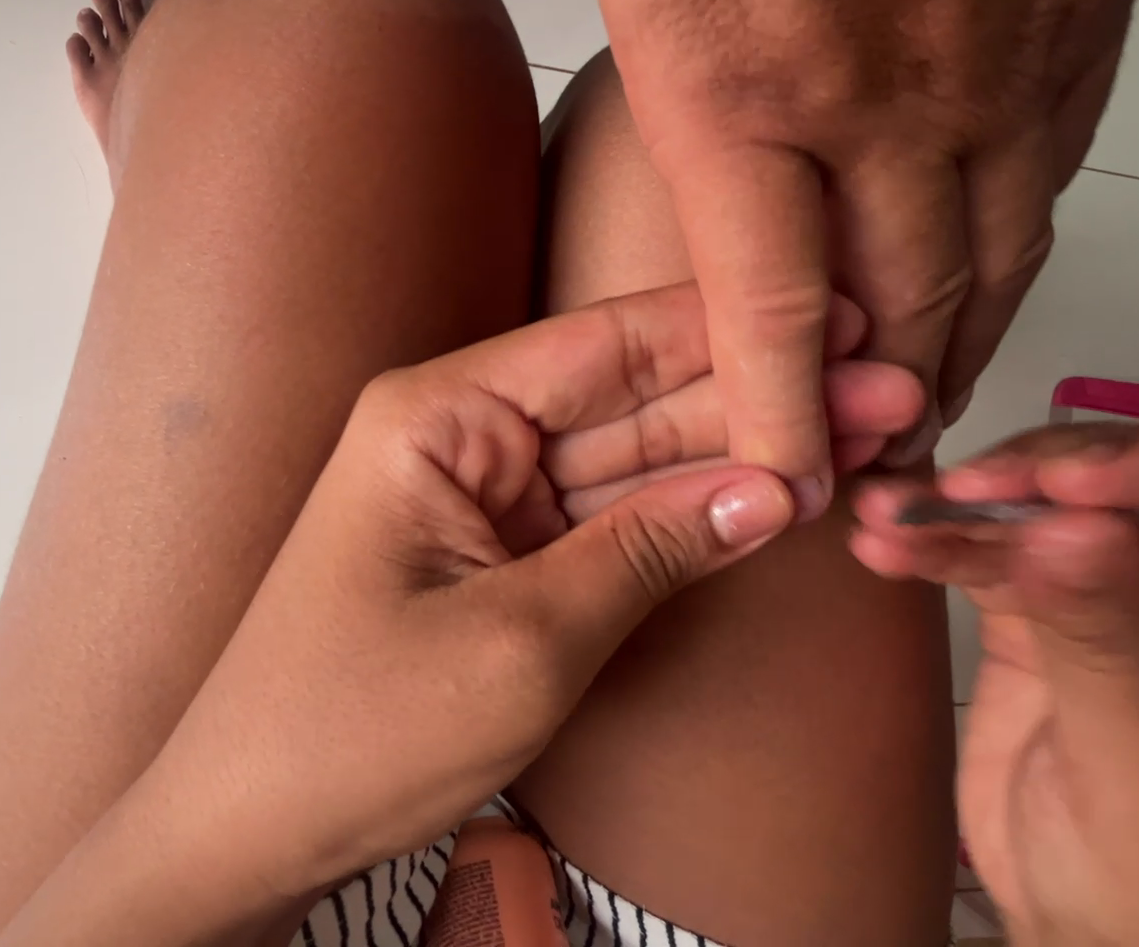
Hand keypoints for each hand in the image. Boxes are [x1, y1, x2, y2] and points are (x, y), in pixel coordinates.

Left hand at [136, 283, 922, 910]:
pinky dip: (684, 516)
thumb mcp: (521, 641)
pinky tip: (769, 494)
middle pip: (629, 400)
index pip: (602, 346)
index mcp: (436, 416)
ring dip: (735, 455)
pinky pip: (606, 519)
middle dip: (754, 396)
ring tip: (858, 434)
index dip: (723, 332)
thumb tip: (767, 491)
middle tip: (883, 387)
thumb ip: (646, 553)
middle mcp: (459, 436)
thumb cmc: (348, 731)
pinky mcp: (501, 552)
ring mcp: (484, 496)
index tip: (831, 314)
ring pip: (629, 460)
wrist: (254, 824)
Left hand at [573, 0, 1138, 505]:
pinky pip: (1062, 148)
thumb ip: (695, 117)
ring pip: (996, 241)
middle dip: (888, 392)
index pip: (767, 310)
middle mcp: (875, 86)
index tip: (791, 477)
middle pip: (898, 296)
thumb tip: (740, 218)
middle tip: (879, 453)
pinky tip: (1007, 266)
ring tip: (942, 396)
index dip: (783, 415)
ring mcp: (991, 35)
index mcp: (735, 92)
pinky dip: (1030, 229)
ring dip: (969, 334)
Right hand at [850, 423, 1138, 946]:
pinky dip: (935, 540)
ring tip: (889, 518)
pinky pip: (994, 547)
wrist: (1084, 934)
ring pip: (1057, 504)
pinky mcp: (1052, 604)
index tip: (1069, 486)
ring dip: (967, 506)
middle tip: (960, 493)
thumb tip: (1066, 527)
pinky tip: (885, 547)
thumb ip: (1110, 652)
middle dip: (1047, 478)